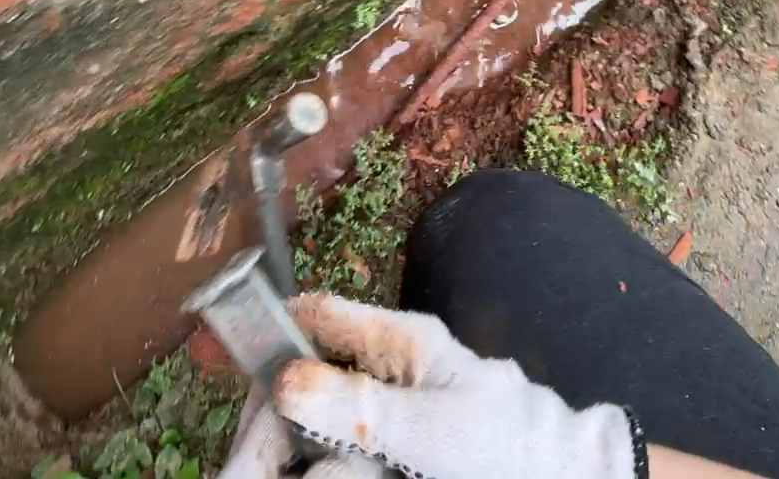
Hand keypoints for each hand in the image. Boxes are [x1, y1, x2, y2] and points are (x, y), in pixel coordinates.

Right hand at [222, 294, 642, 478]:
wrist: (556, 477)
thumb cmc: (507, 445)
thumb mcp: (435, 431)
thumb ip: (365, 408)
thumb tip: (286, 379)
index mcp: (401, 340)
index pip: (319, 315)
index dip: (270, 330)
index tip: (222, 360)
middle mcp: (386, 364)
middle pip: (304, 374)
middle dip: (267, 419)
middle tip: (242, 471)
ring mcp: (383, 403)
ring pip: (310, 414)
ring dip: (279, 445)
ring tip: (256, 471)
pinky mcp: (381, 439)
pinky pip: (332, 444)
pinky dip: (306, 458)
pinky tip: (289, 469)